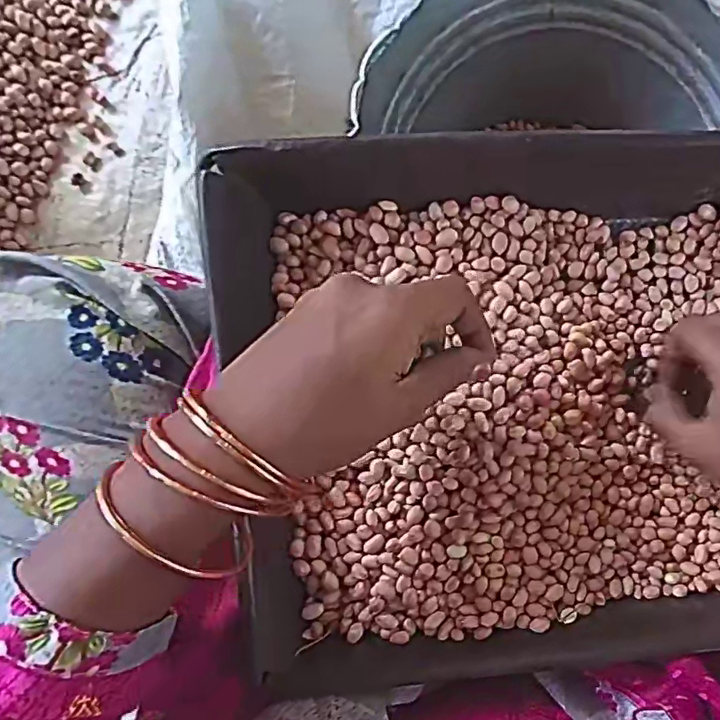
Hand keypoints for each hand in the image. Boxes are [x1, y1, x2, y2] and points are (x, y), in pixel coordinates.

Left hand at [202, 273, 495, 475]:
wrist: (241, 431)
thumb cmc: (329, 425)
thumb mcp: (402, 406)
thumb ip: (449, 373)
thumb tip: (478, 357)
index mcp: (393, 309)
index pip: (456, 292)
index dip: (476, 324)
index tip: (478, 360)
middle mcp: (362, 288)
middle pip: (421, 300)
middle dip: (438, 338)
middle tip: (431, 384)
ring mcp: (329, 293)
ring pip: (390, 308)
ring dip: (405, 339)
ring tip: (387, 386)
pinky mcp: (305, 305)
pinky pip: (359, 312)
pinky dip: (375, 336)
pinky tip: (357, 376)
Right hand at [641, 317, 719, 504]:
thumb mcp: (696, 447)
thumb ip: (663, 415)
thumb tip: (651, 395)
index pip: (688, 328)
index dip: (668, 353)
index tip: (669, 387)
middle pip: (713, 322)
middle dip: (690, 347)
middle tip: (684, 385)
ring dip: (714, 350)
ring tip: (709, 391)